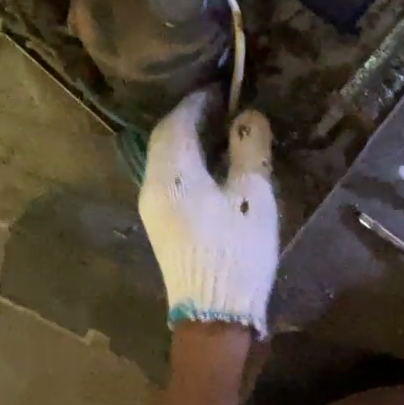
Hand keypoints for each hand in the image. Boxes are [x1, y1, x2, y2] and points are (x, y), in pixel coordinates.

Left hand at [138, 90, 277, 335]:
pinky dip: (185, 159)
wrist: (214, 316)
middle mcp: (152, 184)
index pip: (176, 121)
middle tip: (221, 105)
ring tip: (219, 129)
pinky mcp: (159, 222)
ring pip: (162, 156)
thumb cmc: (236, 252)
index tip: (222, 88)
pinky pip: (166, 175)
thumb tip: (247, 115)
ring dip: (186, 137)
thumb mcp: (252, 196)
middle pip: (164, 136)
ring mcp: (151, 205)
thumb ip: (249, 149)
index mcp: (172, 174)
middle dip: (189, 116)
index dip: (198, 100)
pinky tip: (210, 163)